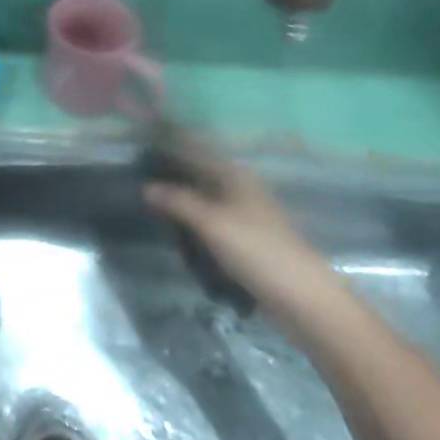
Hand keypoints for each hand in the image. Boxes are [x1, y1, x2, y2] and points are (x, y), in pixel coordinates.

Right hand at [144, 129, 329, 306]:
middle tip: (136, 173)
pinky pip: (208, 218)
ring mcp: (242, 212)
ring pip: (202, 194)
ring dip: (178, 197)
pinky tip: (174, 227)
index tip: (140, 140)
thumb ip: (177, 201)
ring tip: (149, 200)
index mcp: (232, 174)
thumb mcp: (211, 223)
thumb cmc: (257, 250)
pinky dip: (190, 218)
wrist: (303, 298)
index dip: (169, 141)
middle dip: (169, 170)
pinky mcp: (244, 236)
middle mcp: (237, 186)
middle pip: (197, 170)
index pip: (194, 147)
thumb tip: (144, 186)